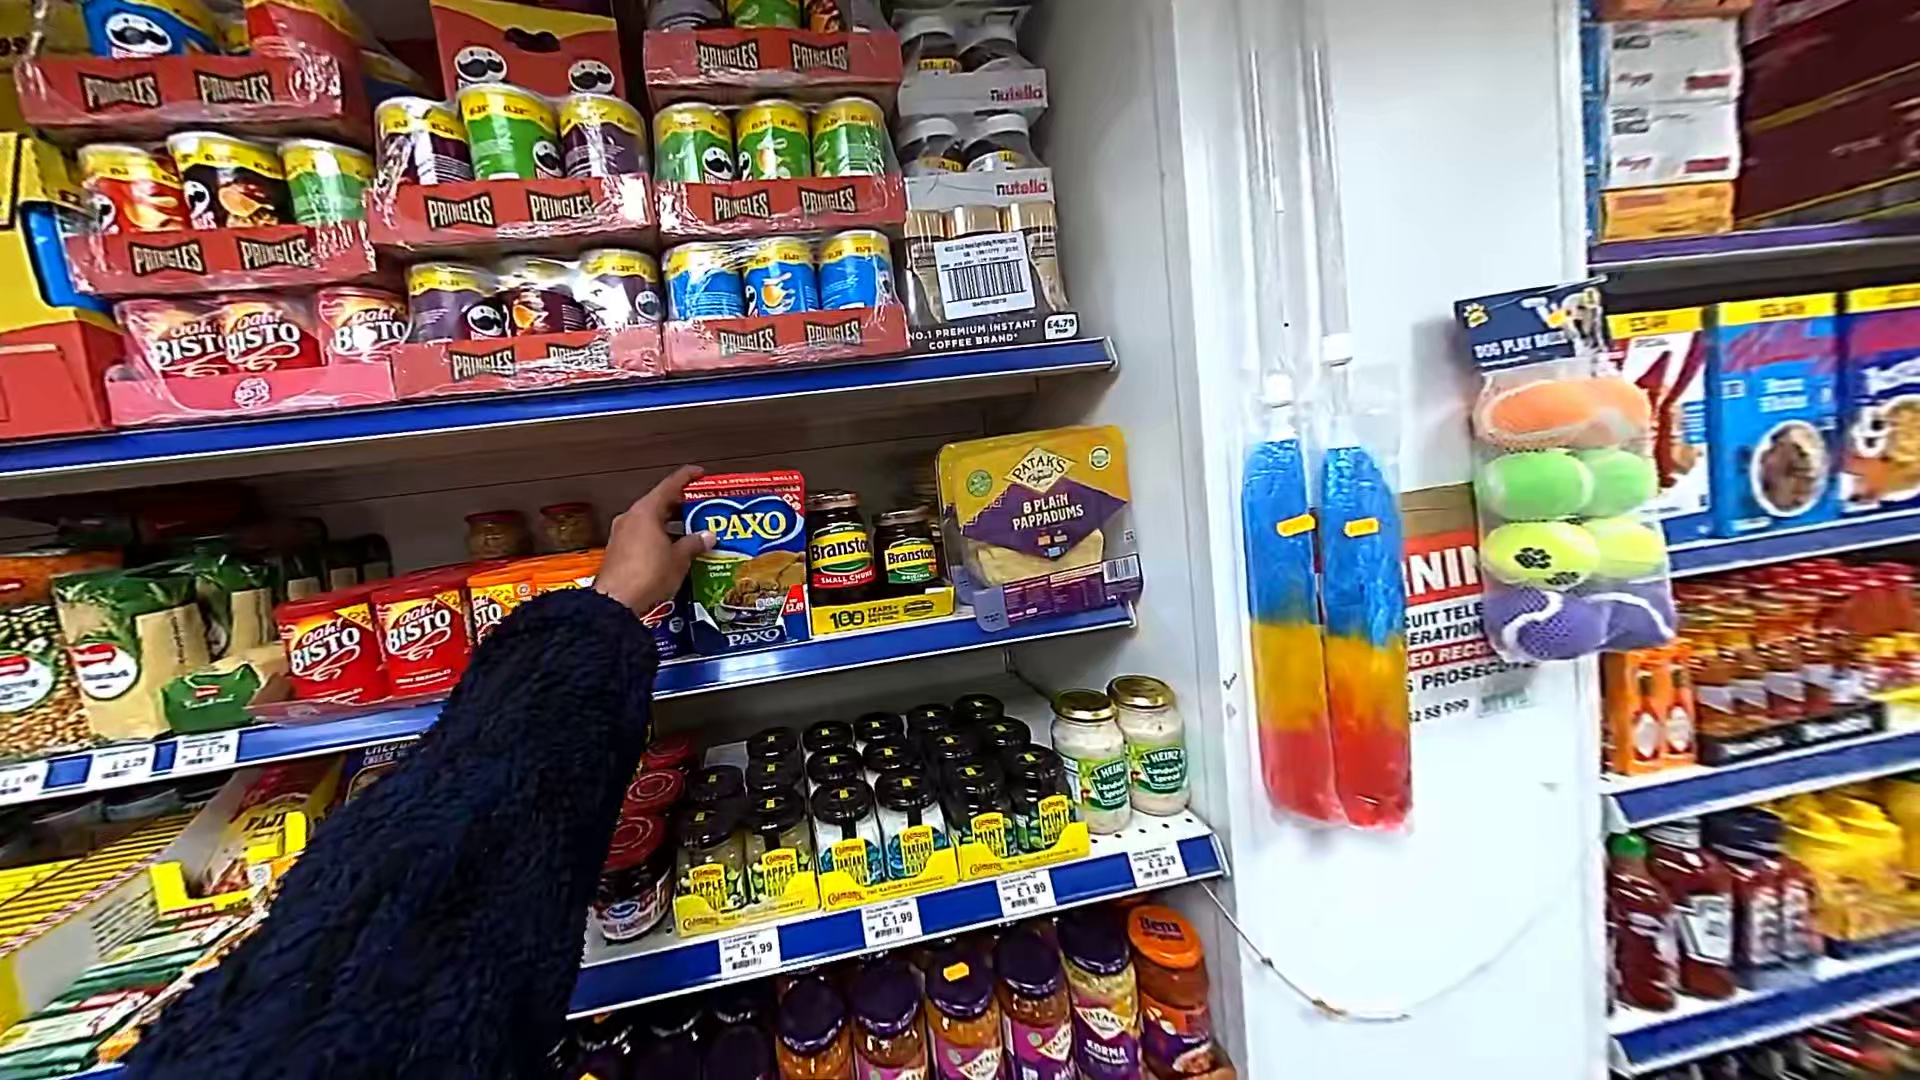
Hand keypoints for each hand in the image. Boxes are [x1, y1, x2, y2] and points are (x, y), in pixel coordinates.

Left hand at [594, 465, 714, 614]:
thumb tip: (707, 535)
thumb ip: (695, 543)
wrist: (616, 603)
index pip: (669, 486)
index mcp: (646, 512)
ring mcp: (623, 534)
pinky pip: (644, 536)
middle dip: (682, 505)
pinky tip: (677, 548)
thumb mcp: (680, 558)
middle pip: (660, 503)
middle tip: (703, 507)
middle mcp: (631, 518)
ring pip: (652, 521)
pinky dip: (662, 537)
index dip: (686, 477)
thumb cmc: (648, 575)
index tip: (700, 473)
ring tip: (695, 531)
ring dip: (673, 524)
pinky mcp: (620, 551)